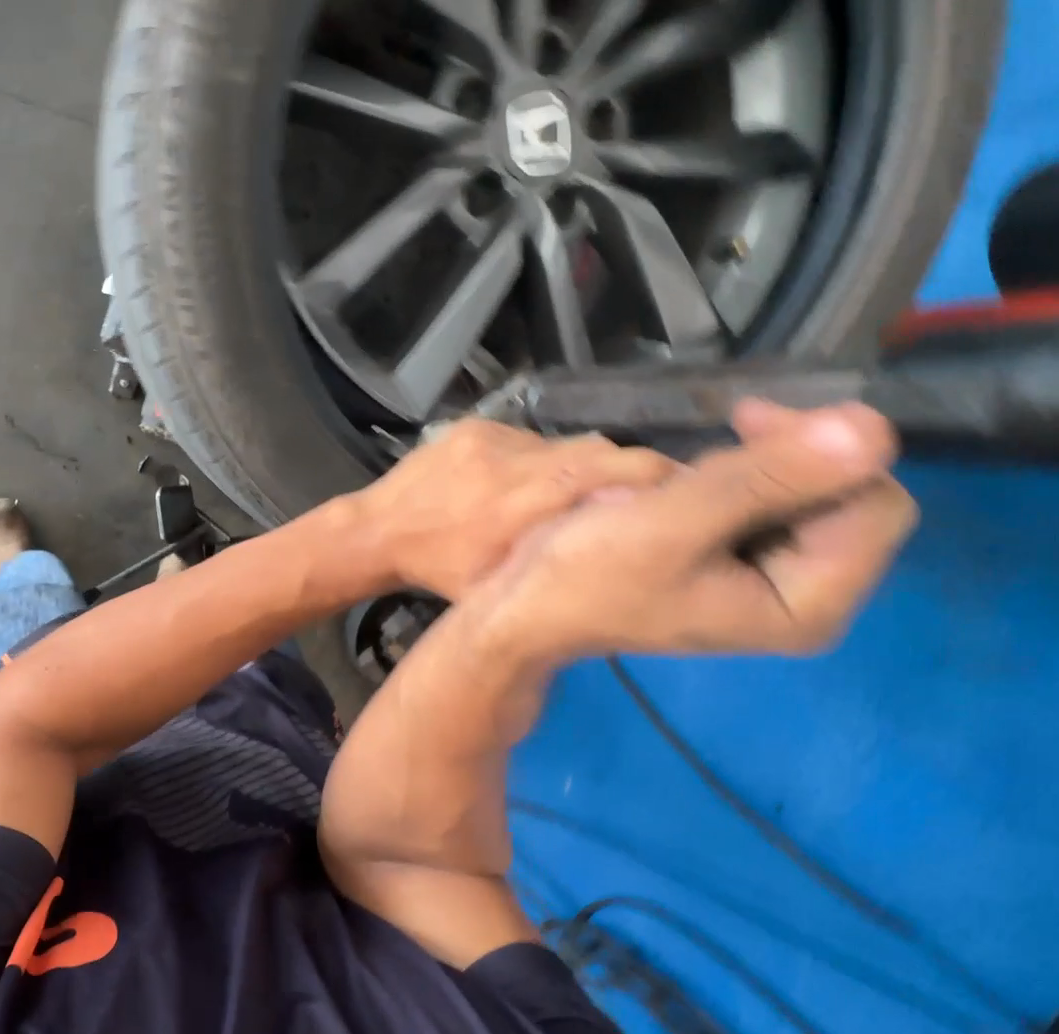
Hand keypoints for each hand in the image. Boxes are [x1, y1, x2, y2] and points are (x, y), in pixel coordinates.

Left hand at [350, 419, 678, 597]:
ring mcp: (498, 437)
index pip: (626, 471)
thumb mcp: (503, 583)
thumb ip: (564, 560)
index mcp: (535, 503)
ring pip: (565, 444)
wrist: (378, 531)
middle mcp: (524, 461)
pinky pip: (527, 438)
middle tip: (634, 496)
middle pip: (604, 450)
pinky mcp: (476, 426)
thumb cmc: (440, 570)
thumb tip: (629, 545)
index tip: (680, 496)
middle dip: (628, 471)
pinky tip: (523, 482)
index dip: (663, 478)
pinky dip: (536, 459)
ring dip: (577, 467)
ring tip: (571, 493)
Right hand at [486, 400, 918, 657]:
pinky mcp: (734, 572)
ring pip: (800, 498)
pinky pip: (761, 510)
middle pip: (843, 501)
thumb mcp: (667, 523)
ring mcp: (768, 586)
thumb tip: (873, 425)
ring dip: (740, 472)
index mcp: (807, 603)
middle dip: (773, 464)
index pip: (874, 505)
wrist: (520, 615)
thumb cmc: (586, 576)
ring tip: (670, 489)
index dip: (824, 451)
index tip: (744, 420)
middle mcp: (806, 599)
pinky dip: (722, 488)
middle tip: (693, 464)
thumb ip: (765, 477)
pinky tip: (672, 498)